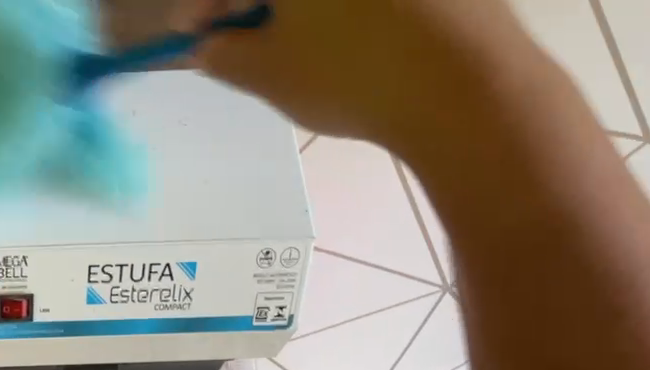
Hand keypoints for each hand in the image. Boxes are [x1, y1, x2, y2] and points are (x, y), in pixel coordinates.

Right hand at [189, 0, 536, 151]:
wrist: (462, 82)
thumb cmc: (349, 73)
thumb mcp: (268, 73)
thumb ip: (225, 54)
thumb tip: (210, 45)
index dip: (204, 3)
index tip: (188, 32)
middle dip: (250, 1)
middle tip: (235, 35)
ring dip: (294, 6)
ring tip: (288, 41)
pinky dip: (338, 7)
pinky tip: (338, 34)